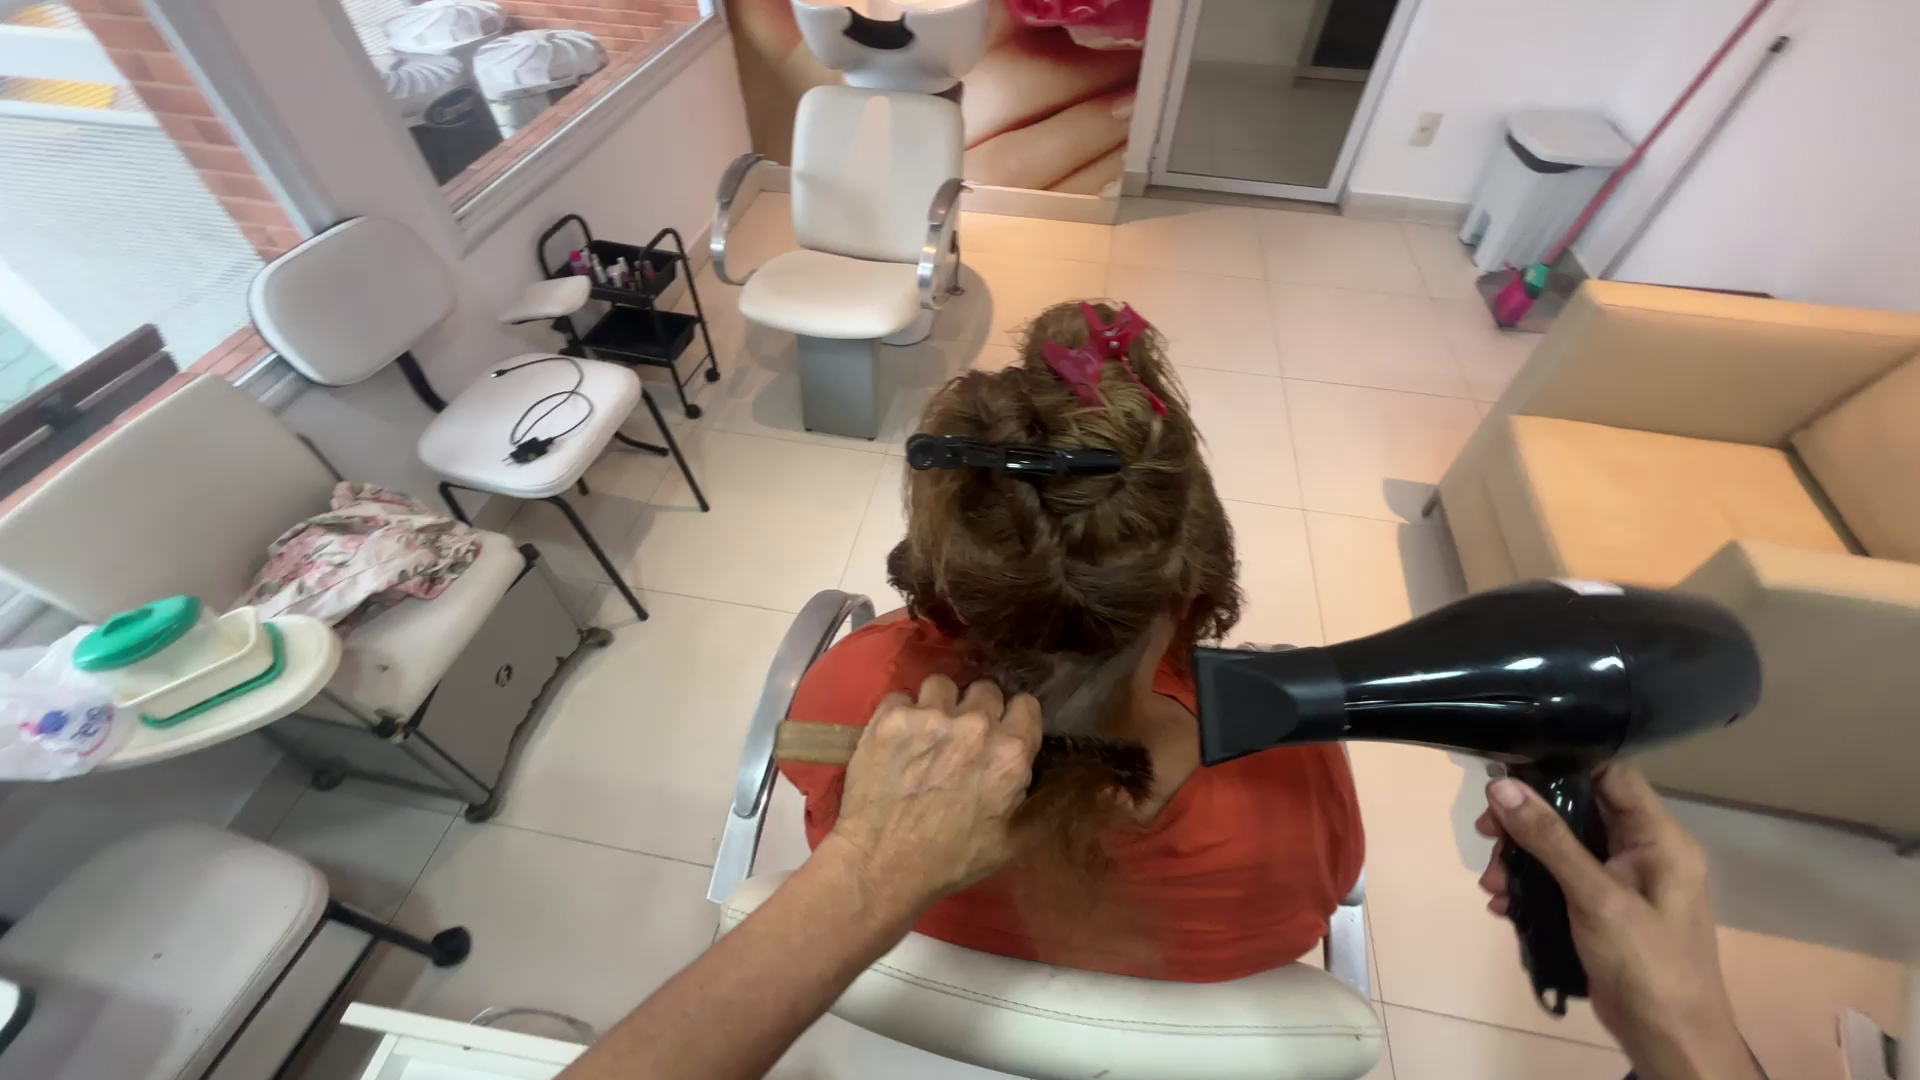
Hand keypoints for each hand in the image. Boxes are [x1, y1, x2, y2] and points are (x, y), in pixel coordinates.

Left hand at [824, 675, 1041, 916]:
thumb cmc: (951, 859)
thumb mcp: (1013, 838)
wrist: (881, 865)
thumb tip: (1034, 764)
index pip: (1026, 705)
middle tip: (962, 738)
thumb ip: (1032, 792)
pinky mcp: (890, 717)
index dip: (1014, 720)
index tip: (1002, 734)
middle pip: (985, 690)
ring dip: (939, 705)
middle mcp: (974, 724)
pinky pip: (902, 696)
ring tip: (927, 732)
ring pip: (942, 685)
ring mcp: (930, 716)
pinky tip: (897, 739)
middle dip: (977, 710)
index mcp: (1010, 752)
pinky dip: (901, 714)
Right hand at [1477, 767, 1760, 1079]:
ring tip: (1492, 883)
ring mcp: (1621, 877)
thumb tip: (1501, 784)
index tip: (1507, 767)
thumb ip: (1548, 838)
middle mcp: (1641, 850)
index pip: (1610, 773)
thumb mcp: (1594, 897)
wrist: (1671, 1042)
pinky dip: (1526, 883)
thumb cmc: (1647, 964)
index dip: (1561, 762)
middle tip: (1486, 834)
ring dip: (1517, 857)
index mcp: (1658, 839)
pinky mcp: (1600, 902)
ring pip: (1556, 841)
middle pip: (1572, 806)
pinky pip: (1554, 873)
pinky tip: (1504, 903)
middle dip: (1522, 819)